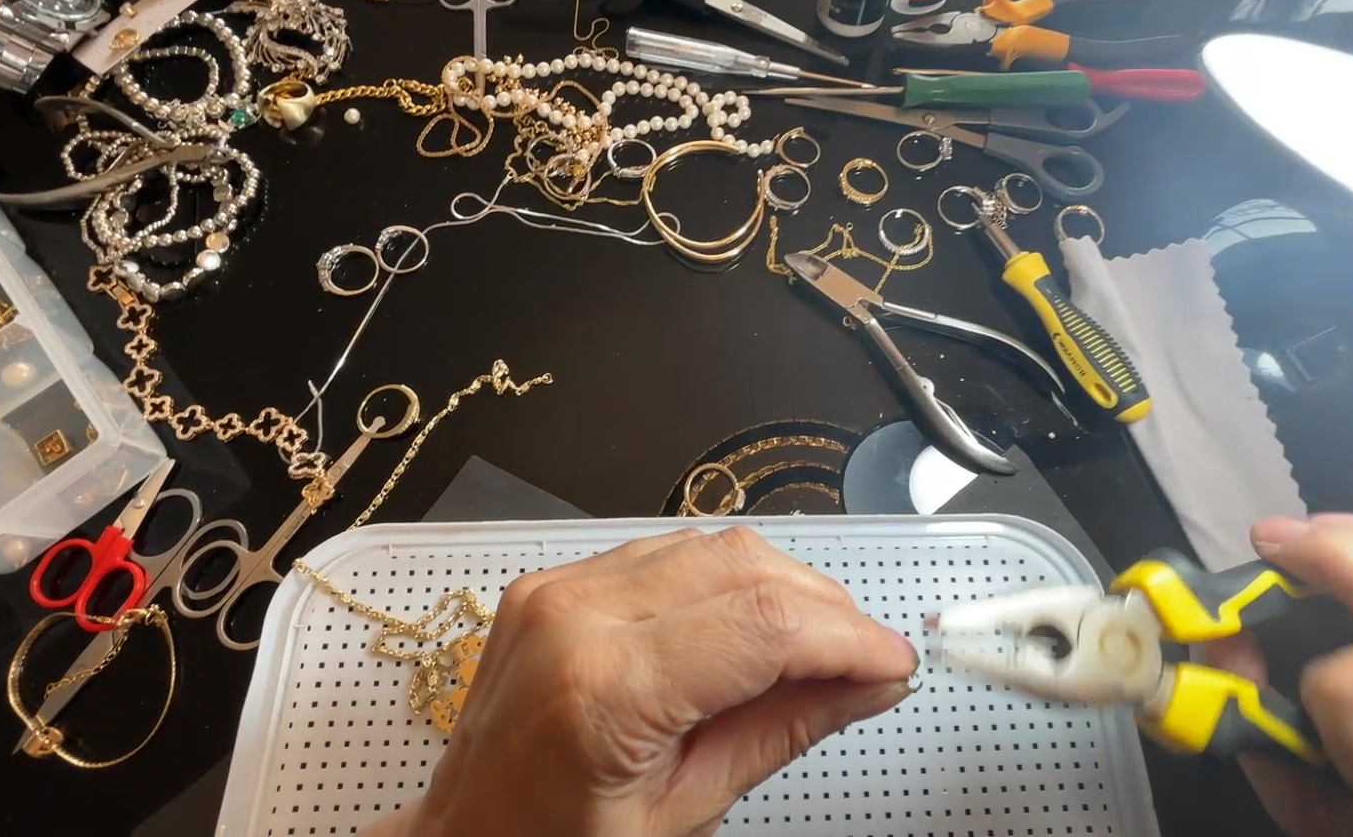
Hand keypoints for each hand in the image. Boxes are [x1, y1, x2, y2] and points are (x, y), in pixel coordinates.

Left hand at [365, 527, 919, 836]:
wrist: (461, 836)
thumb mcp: (685, 809)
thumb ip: (783, 729)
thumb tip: (869, 682)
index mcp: (605, 689)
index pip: (761, 625)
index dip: (844, 635)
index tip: (891, 660)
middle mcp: (579, 612)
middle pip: (741, 564)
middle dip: (821, 602)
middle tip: (864, 652)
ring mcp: (562, 583)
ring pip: (711, 544)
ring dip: (780, 582)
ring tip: (816, 636)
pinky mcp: (558, 574)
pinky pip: (668, 550)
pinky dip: (727, 575)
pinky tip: (750, 615)